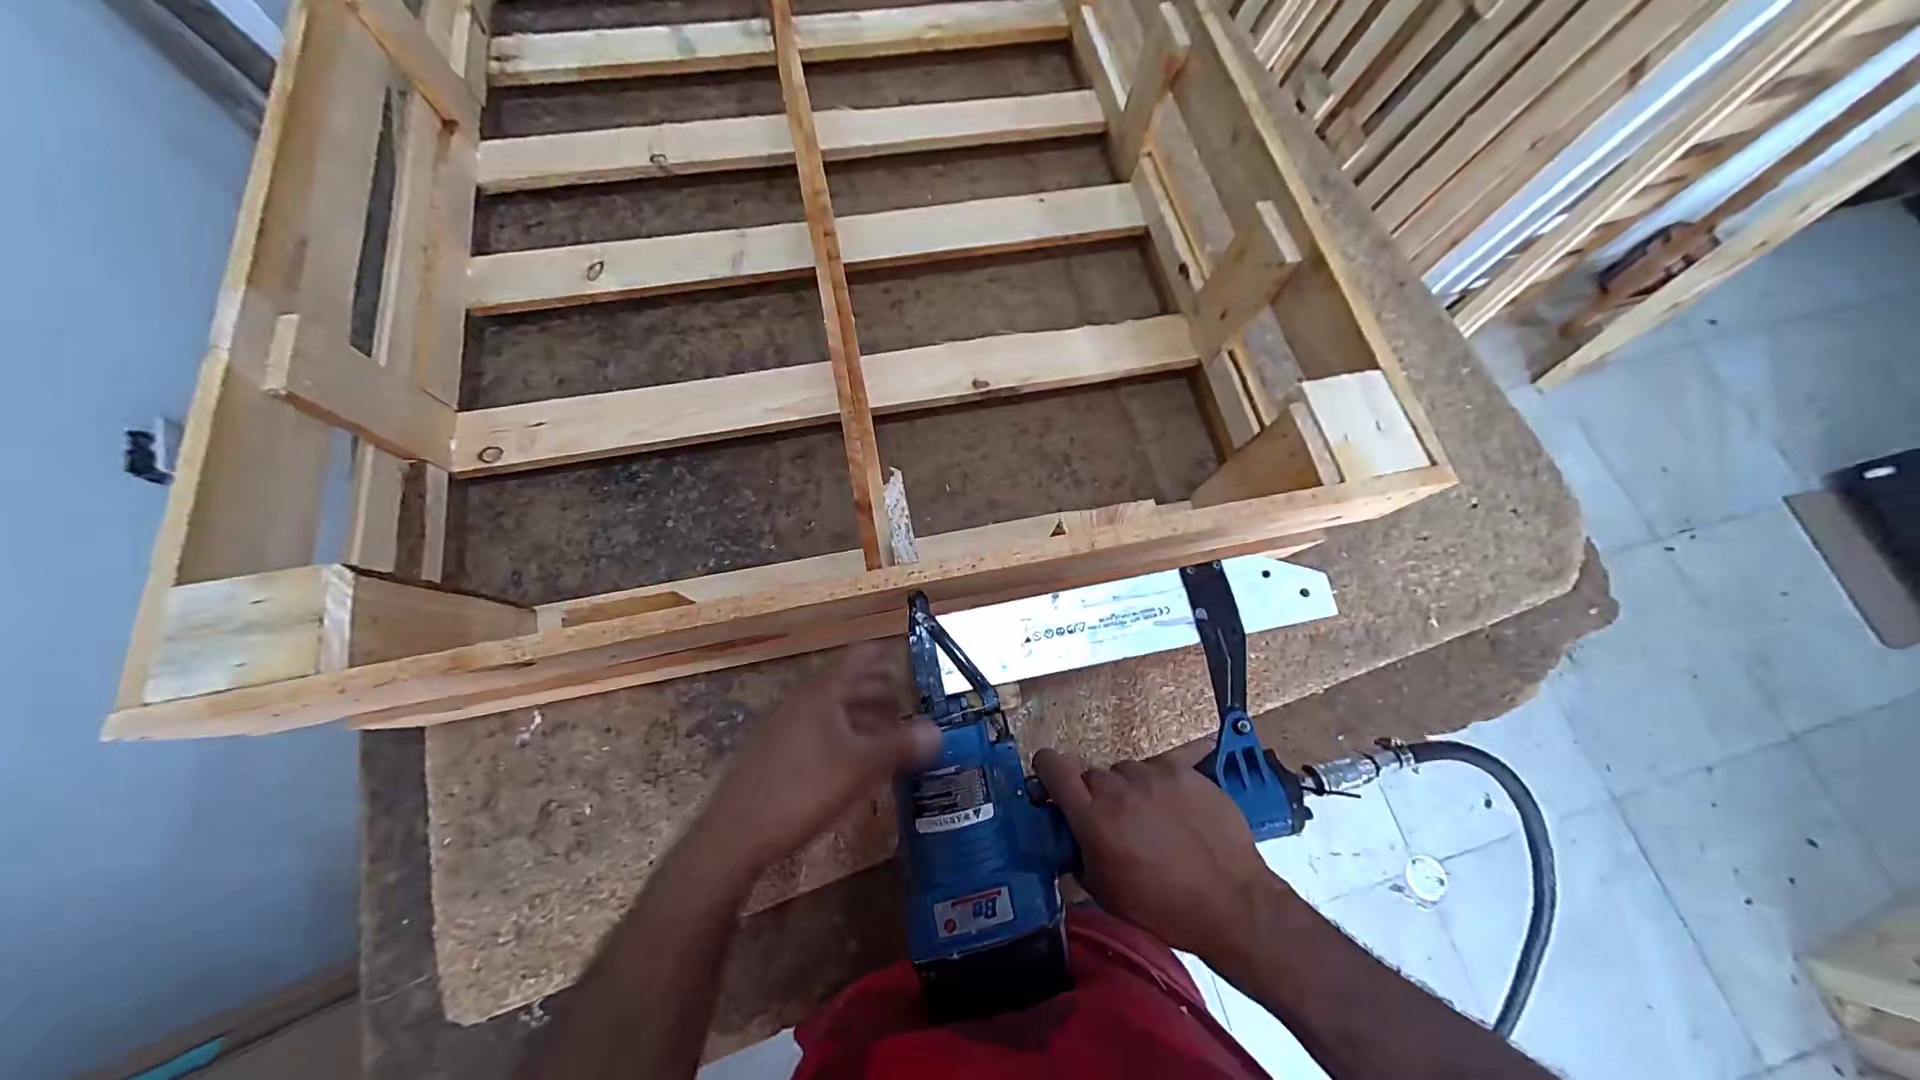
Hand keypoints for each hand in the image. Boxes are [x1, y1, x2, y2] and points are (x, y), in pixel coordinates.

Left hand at [704, 643, 940, 868]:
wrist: (736, 834)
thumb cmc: (802, 790)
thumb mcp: (861, 768)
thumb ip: (902, 746)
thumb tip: (938, 732)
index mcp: (824, 692)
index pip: (863, 656)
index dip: (891, 656)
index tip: (917, 669)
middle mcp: (806, 700)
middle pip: (852, 682)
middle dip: (885, 692)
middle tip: (914, 709)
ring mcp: (789, 725)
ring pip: (838, 709)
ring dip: (869, 718)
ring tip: (896, 738)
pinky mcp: (781, 751)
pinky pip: (824, 731)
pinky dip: (849, 736)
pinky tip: (863, 763)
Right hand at [1033, 750, 1282, 959]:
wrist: (1233, 903)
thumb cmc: (1164, 908)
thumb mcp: (1105, 892)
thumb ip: (1078, 855)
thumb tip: (1068, 836)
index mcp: (1093, 819)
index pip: (1052, 766)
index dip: (1047, 768)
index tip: (1052, 780)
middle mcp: (1119, 789)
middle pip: (1090, 773)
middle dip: (1095, 795)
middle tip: (1113, 822)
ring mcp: (1154, 776)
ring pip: (1125, 771)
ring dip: (1129, 790)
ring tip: (1151, 819)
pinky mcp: (1184, 771)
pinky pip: (1158, 769)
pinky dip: (1160, 786)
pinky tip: (1176, 813)